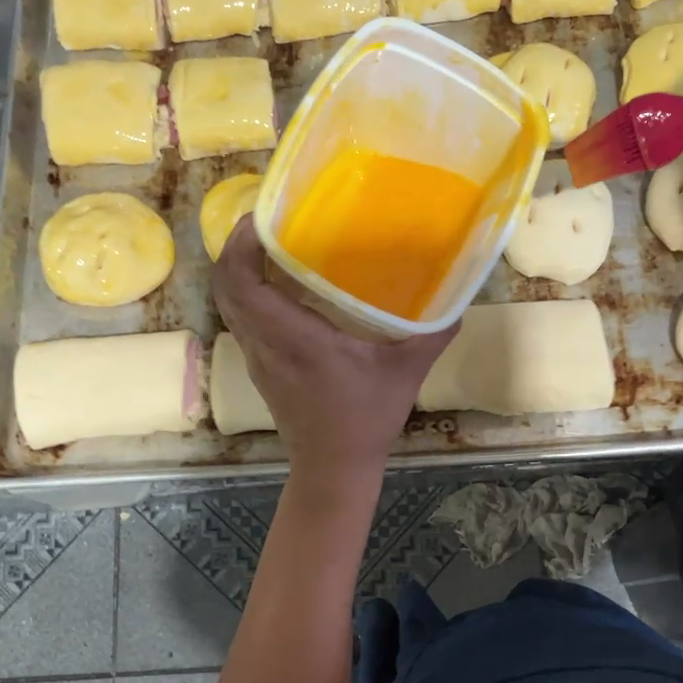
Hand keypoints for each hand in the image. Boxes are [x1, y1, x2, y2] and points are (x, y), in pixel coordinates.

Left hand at [211, 217, 455, 475]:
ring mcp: (256, 357)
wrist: (333, 467)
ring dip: (240, 269)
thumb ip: (432, 332)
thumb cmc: (365, 419)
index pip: (240, 281)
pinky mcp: (260, 367)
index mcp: (292, 337)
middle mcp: (264, 342)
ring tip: (273, 244)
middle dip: (236, 246)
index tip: (263, 215)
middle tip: (268, 222)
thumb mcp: (405, 372)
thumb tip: (458, 295)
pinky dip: (250, 292)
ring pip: (229, 302)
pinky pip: (242, 318)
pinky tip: (282, 286)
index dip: (240, 242)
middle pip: (225, 285)